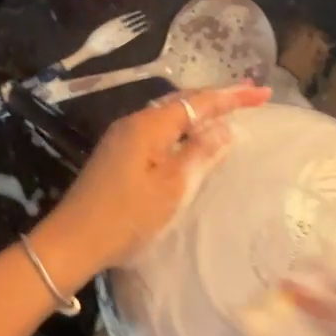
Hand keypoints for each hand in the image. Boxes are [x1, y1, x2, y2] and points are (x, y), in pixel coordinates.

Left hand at [33, 82, 269, 282]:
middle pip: (182, 102)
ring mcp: (122, 139)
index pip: (197, 102)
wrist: (72, 242)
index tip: (262, 93)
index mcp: (148, 126)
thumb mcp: (171, 188)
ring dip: (199, 112)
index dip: (231, 97)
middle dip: (217, 99)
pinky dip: (183, 129)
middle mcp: (133, 123)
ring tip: (228, 110)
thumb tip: (225, 128)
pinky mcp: (117, 156)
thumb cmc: (125, 217)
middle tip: (250, 96)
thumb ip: (199, 154)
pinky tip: (192, 137)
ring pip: (169, 116)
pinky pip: (159, 131)